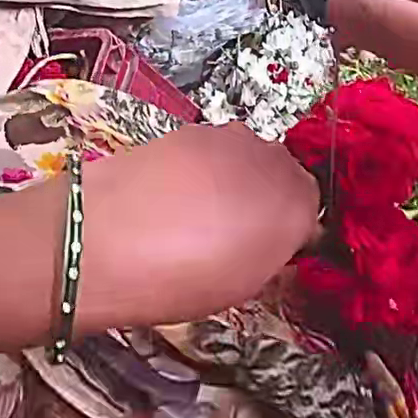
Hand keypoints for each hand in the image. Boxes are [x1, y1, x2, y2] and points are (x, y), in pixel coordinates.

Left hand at [71, 124, 320, 329]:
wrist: (104, 240)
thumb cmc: (182, 279)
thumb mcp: (242, 288)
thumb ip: (273, 257)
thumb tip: (277, 247)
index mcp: (298, 207)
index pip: (313, 212)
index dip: (289, 230)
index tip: (266, 248)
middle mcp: (276, 163)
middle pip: (285, 177)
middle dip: (267, 199)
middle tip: (232, 231)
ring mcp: (234, 140)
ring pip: (250, 159)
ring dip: (237, 179)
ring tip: (197, 210)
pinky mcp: (196, 129)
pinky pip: (215, 149)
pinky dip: (205, 167)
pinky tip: (172, 192)